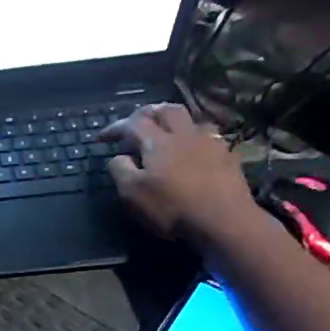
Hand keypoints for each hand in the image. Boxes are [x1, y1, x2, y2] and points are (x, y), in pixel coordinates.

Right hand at [101, 103, 253, 240]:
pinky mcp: (227, 156)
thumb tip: (117, 157)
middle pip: (166, 110)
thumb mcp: (133, 194)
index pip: (133, 124)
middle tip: (136, 121)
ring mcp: (209, 143)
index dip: (115, 127)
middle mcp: (184, 134)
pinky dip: (194, 139)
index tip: (102, 136)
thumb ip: (120, 171)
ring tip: (167, 132)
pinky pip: (208, 137)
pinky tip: (193, 151)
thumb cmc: (172, 208)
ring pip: (190, 120)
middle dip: (147, 112)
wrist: (223, 220)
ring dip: (174, 121)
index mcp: (158, 141)